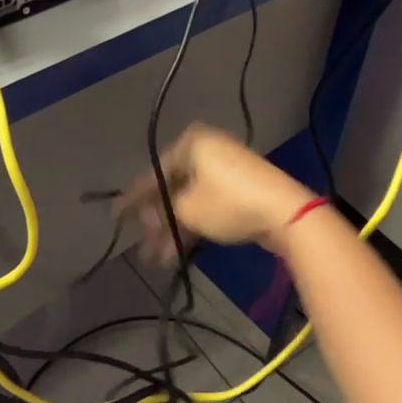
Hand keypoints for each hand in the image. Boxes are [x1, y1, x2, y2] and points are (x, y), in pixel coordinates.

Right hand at [120, 123, 315, 265]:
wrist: (286, 212)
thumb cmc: (229, 202)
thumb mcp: (188, 210)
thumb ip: (161, 214)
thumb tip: (145, 219)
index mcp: (191, 143)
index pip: (153, 172)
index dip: (133, 198)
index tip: (116, 217)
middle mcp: (205, 150)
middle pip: (171, 188)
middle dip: (156, 221)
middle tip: (141, 246)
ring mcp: (223, 170)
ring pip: (188, 200)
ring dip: (172, 229)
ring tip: (157, 259)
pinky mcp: (238, 190)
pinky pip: (205, 205)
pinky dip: (191, 225)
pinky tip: (176, 253)